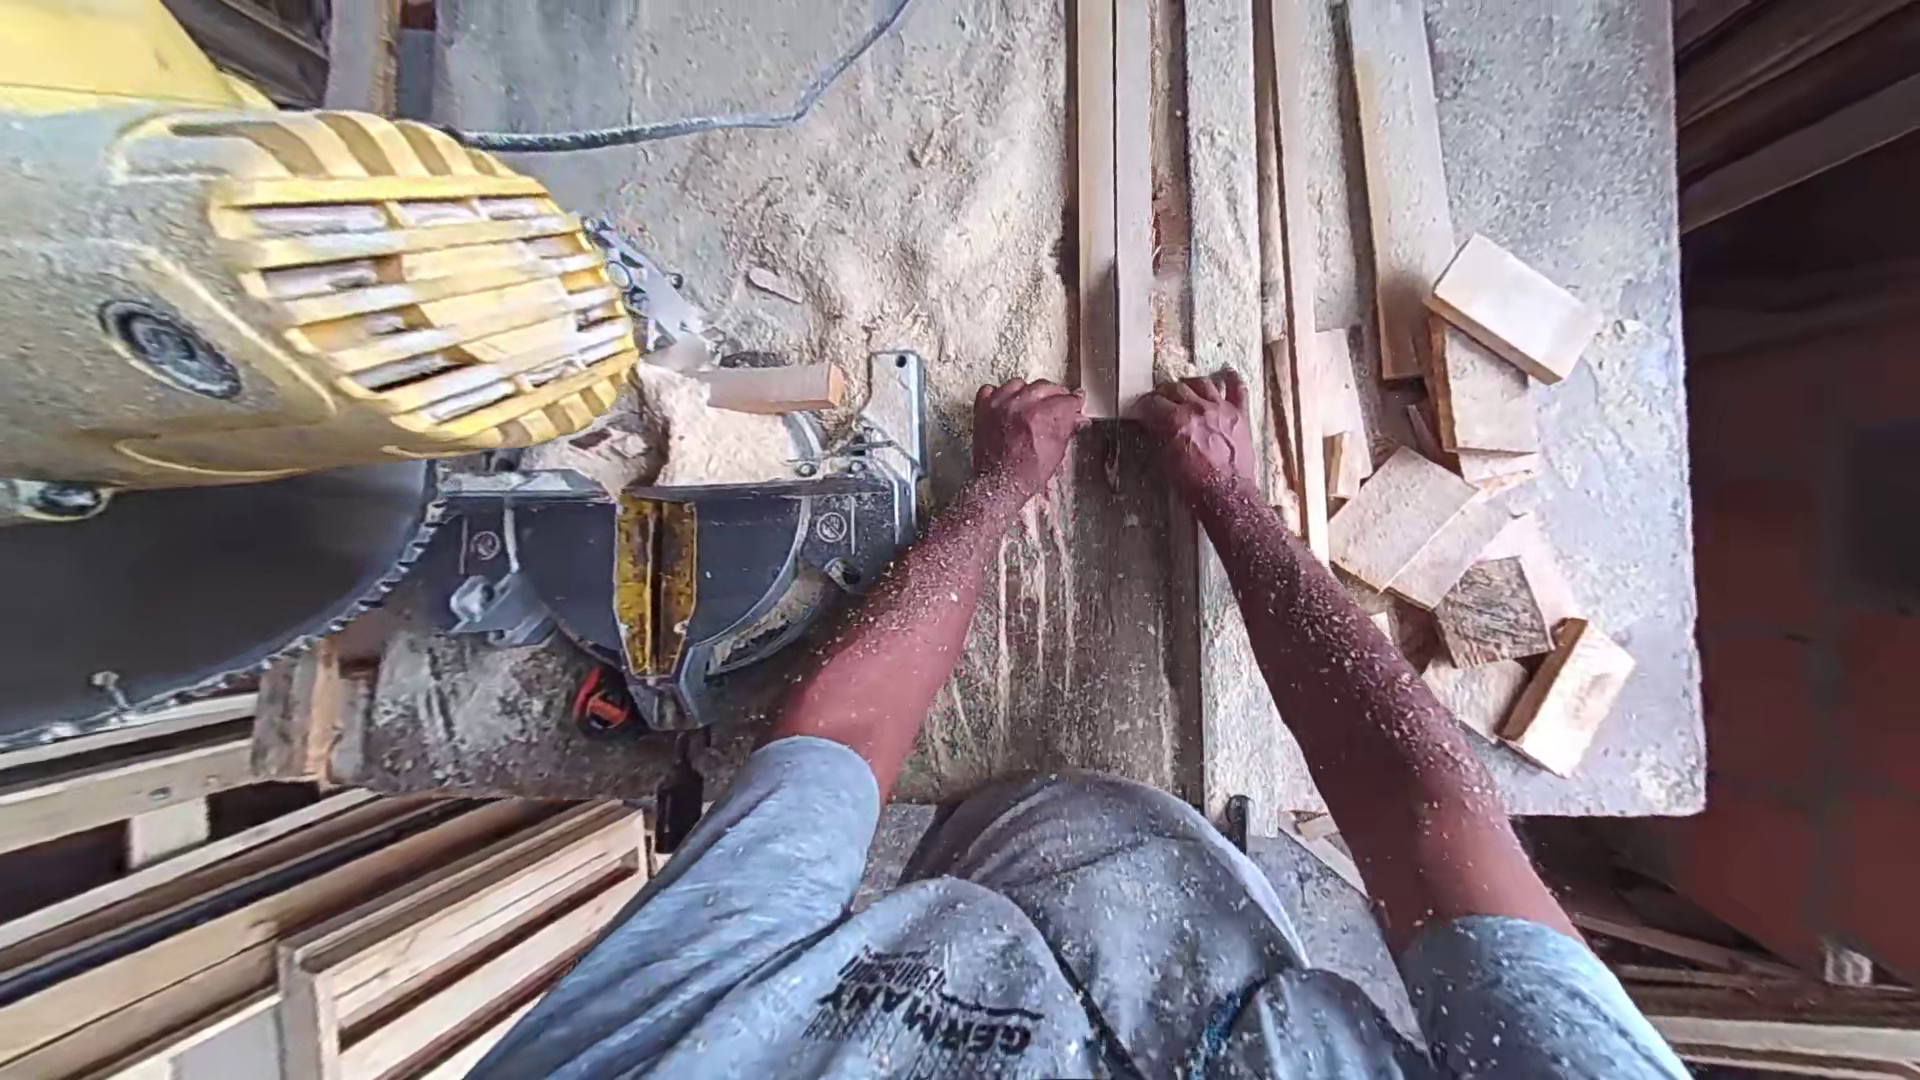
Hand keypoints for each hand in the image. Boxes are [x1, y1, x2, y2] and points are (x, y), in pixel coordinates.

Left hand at [972, 378, 1086, 497]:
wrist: (999, 484)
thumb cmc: (1027, 474)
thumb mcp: (1056, 452)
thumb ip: (1067, 428)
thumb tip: (1077, 417)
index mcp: (1044, 416)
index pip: (1067, 399)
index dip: (1073, 404)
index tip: (1074, 406)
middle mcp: (1022, 405)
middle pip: (1046, 386)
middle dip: (1055, 396)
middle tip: (1055, 407)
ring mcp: (1001, 404)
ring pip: (1020, 384)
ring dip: (1027, 393)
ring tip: (1029, 407)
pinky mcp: (984, 408)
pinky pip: (992, 389)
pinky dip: (1000, 396)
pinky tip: (1007, 406)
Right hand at [1137, 370, 1259, 494]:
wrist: (1226, 495)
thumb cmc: (1195, 485)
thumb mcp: (1166, 462)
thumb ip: (1159, 437)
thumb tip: (1153, 427)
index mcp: (1177, 421)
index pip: (1153, 403)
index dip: (1143, 406)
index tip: (1140, 409)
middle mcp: (1198, 409)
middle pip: (1176, 388)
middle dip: (1163, 392)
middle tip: (1158, 399)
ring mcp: (1221, 409)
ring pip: (1203, 383)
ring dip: (1190, 383)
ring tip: (1184, 388)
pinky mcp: (1239, 415)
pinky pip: (1237, 390)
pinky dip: (1232, 380)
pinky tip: (1227, 373)